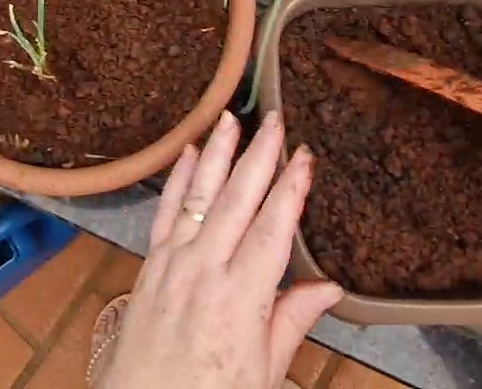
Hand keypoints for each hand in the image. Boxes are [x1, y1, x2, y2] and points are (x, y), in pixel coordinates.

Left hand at [98, 110, 342, 388]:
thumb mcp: (266, 372)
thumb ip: (292, 321)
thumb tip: (330, 286)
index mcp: (240, 298)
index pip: (272, 230)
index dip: (291, 189)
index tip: (305, 156)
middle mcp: (204, 269)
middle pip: (236, 200)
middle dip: (257, 156)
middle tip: (273, 119)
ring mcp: (173, 261)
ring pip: (199, 195)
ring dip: (216, 154)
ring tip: (229, 118)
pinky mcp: (151, 262)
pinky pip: (166, 211)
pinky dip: (178, 178)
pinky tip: (189, 152)